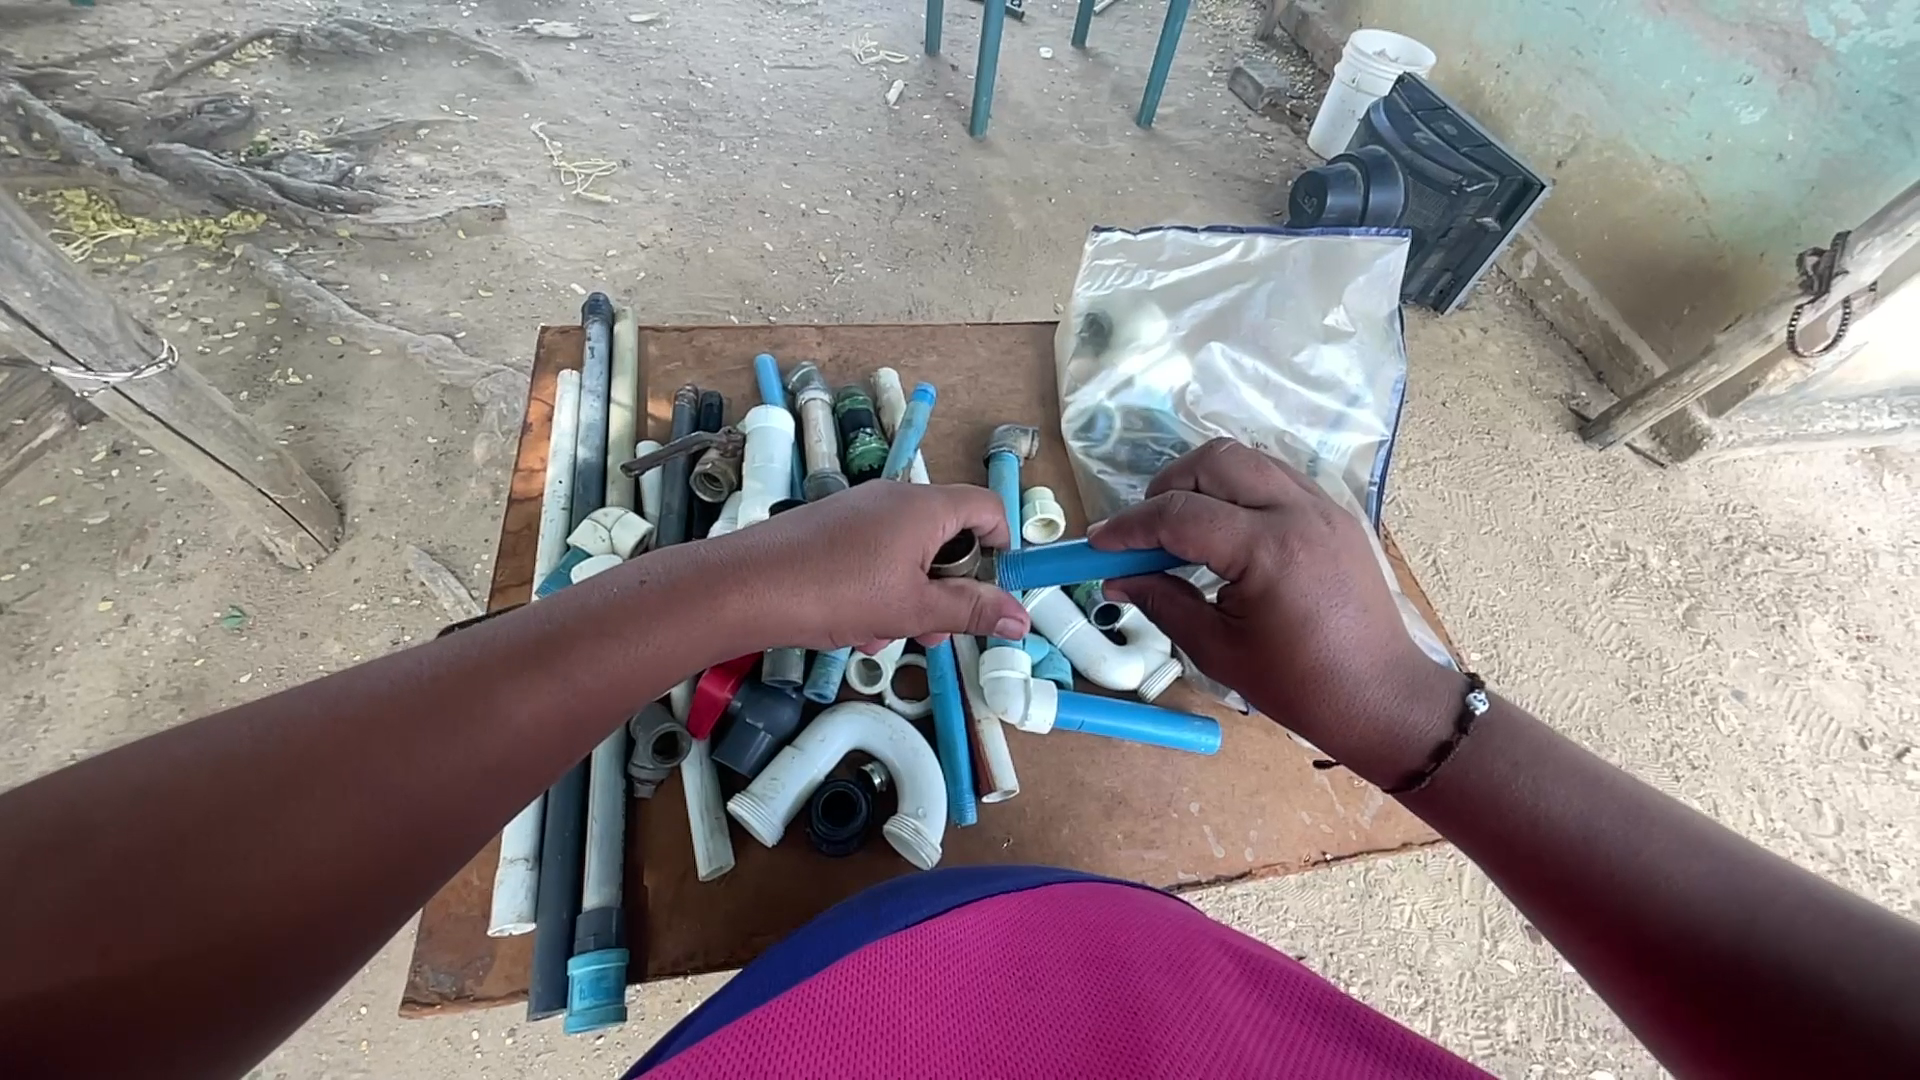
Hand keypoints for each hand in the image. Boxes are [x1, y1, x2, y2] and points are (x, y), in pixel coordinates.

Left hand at [685, 481, 1030, 653]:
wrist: (746, 588)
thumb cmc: (837, 592)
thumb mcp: (913, 609)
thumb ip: (971, 611)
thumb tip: (1021, 617)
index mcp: (925, 507)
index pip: (988, 508)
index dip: (1001, 546)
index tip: (993, 588)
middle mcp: (895, 498)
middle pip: (946, 538)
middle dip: (944, 590)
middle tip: (930, 629)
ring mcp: (860, 511)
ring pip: (908, 556)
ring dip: (907, 599)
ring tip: (879, 633)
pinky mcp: (832, 528)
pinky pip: (875, 558)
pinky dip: (875, 591)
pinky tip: (850, 625)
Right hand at [1089, 438, 1460, 784]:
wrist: (1384, 698)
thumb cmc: (1299, 685)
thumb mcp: (1217, 649)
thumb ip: (1161, 601)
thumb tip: (1116, 578)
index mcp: (1269, 551)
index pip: (1180, 514)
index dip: (1129, 526)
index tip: (1098, 542)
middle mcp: (1298, 511)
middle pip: (1213, 461)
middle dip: (1165, 487)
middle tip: (1145, 532)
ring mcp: (1322, 506)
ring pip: (1244, 458)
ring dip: (1200, 482)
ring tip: (1181, 528)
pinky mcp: (1333, 512)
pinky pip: (1271, 475)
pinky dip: (1235, 490)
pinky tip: (1223, 531)